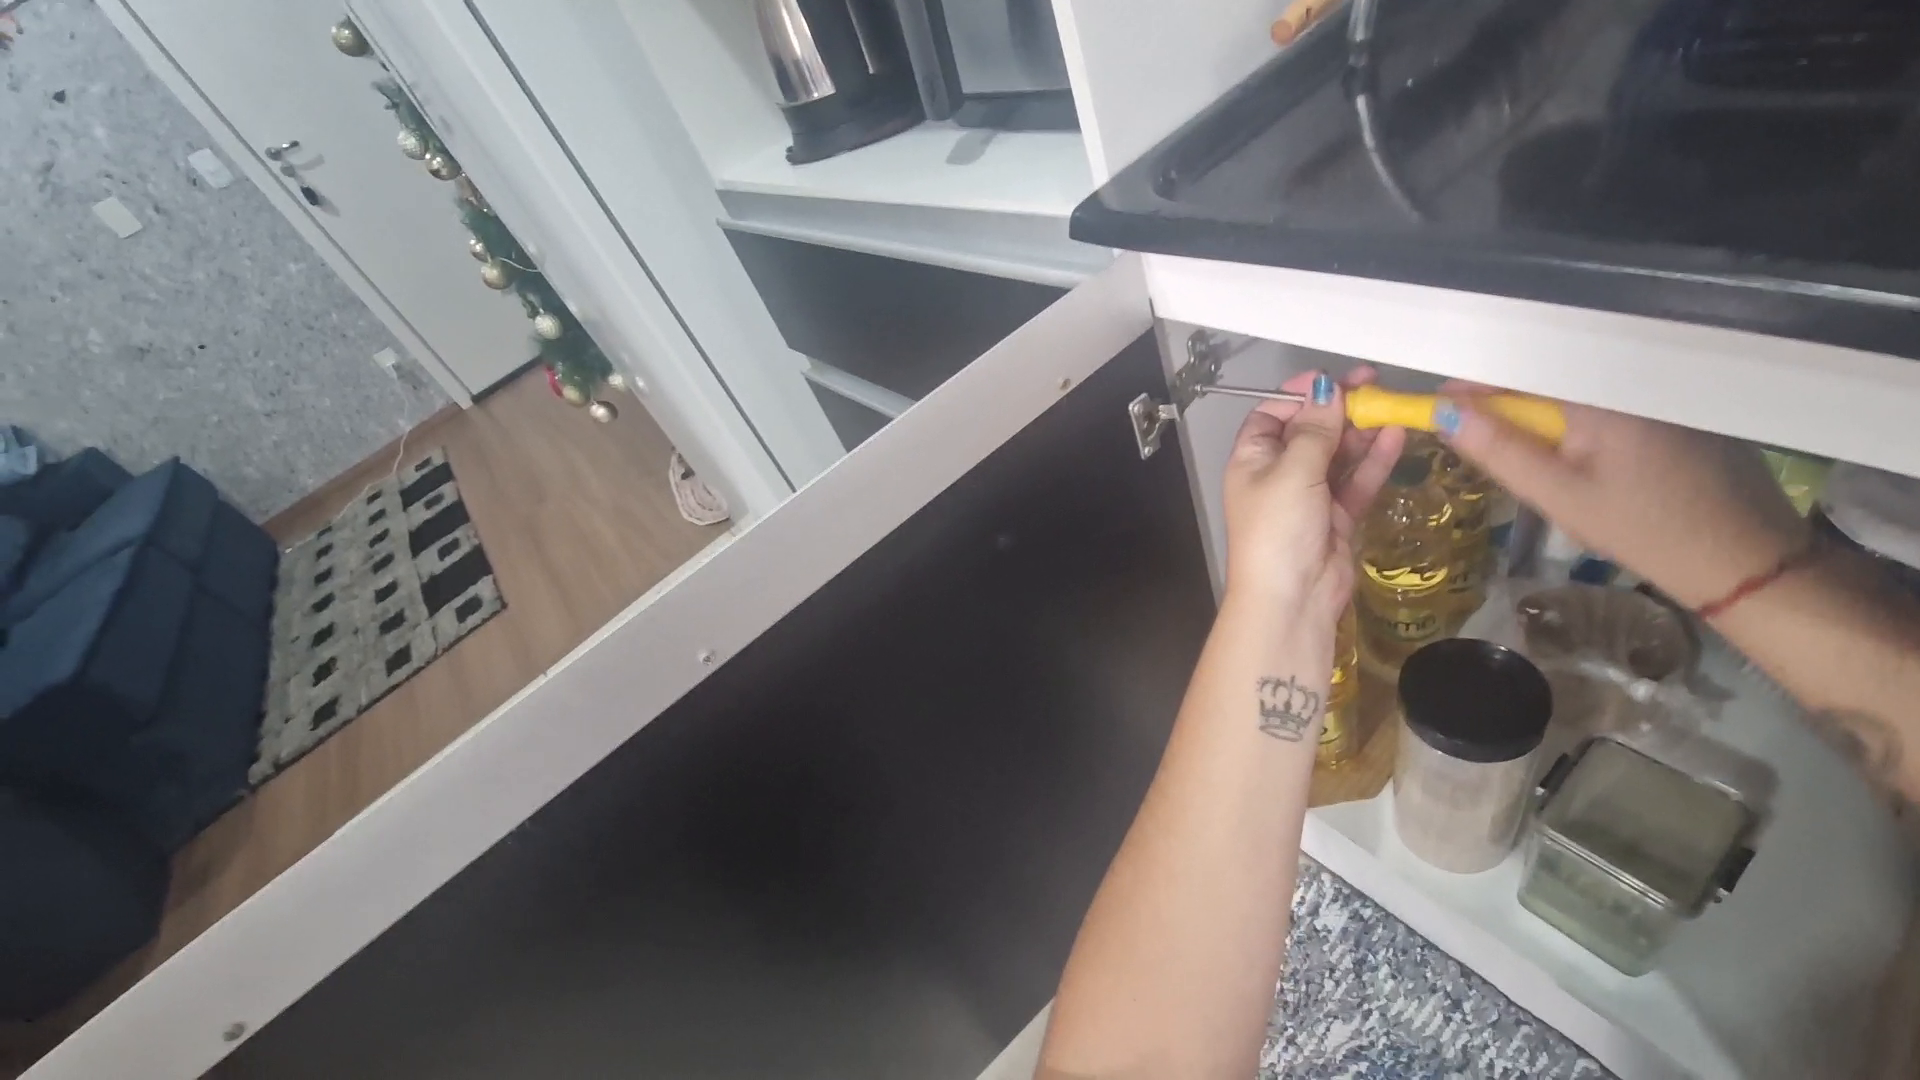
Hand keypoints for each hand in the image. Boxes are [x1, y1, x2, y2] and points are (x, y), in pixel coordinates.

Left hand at [1223, 367, 1404, 622]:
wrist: (1291, 598)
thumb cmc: (1278, 529)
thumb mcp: (1292, 471)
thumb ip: (1314, 429)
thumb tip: (1324, 388)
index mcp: (1250, 461)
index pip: (1270, 416)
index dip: (1298, 396)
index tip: (1331, 380)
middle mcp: (1276, 475)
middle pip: (1309, 432)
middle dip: (1339, 409)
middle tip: (1374, 384)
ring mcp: (1308, 496)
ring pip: (1338, 455)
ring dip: (1362, 432)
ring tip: (1392, 405)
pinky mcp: (1337, 516)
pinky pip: (1357, 480)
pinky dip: (1375, 460)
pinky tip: (1396, 436)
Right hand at [1437, 392, 1806, 607]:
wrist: (1743, 558)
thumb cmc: (1642, 530)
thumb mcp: (1558, 495)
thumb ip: (1498, 450)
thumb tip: (1443, 414)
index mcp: (1601, 395)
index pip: (1517, 372)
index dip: (1469, 387)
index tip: (1432, 408)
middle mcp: (1630, 381)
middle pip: (1542, 379)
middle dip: (1497, 404)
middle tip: (1464, 435)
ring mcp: (1654, 396)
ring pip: (1568, 395)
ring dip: (1530, 416)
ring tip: (1507, 451)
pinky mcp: (1669, 413)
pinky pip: (1598, 405)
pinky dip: (1567, 424)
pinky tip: (1564, 458)